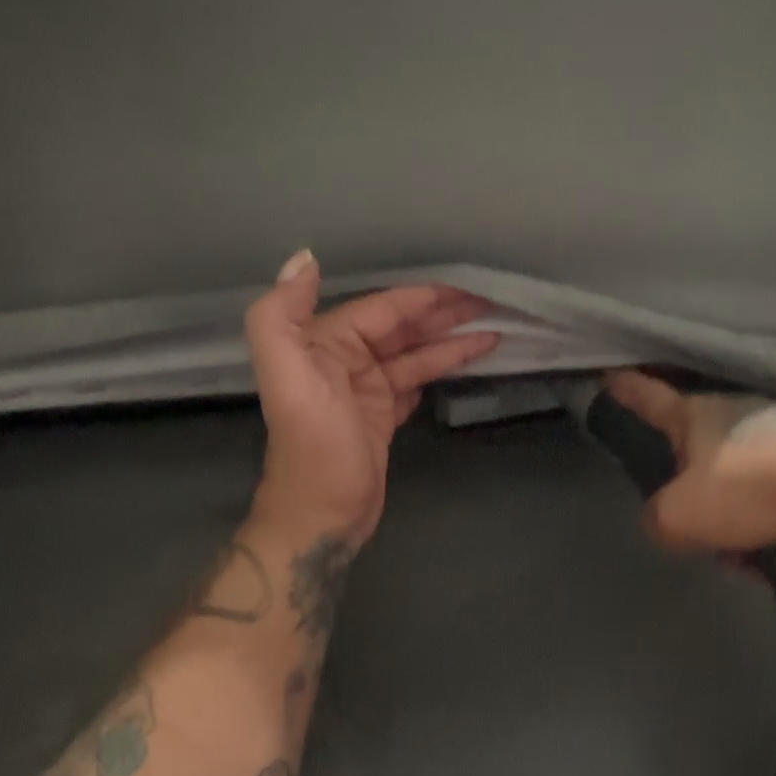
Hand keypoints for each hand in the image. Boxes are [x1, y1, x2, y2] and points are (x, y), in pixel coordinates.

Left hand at [244, 251, 498, 544]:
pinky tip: (468, 358)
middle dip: (444, 314)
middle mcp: (343, 361)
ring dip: (450, 341)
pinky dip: (440, 369)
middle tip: (492, 302)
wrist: (321, 517)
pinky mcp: (381, 418)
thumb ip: (281, 314)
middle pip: (401, 327)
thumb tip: (305, 258)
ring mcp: (365, 391)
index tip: (466, 286)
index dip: (423, 296)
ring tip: (494, 330)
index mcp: (323, 344)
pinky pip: (415, 381)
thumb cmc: (313, 447)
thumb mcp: (288, 377)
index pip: (381, 309)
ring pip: (414, 354)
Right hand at [603, 370, 775, 551]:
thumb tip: (662, 522)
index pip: (649, 398)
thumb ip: (658, 520)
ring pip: (743, 473)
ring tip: (745, 554)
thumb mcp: (682, 516)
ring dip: (737, 510)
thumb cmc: (751, 486)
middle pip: (700, 445)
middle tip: (694, 522)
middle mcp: (737, 411)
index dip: (627, 391)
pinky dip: (773, 516)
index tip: (609, 375)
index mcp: (695, 416)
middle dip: (694, 482)